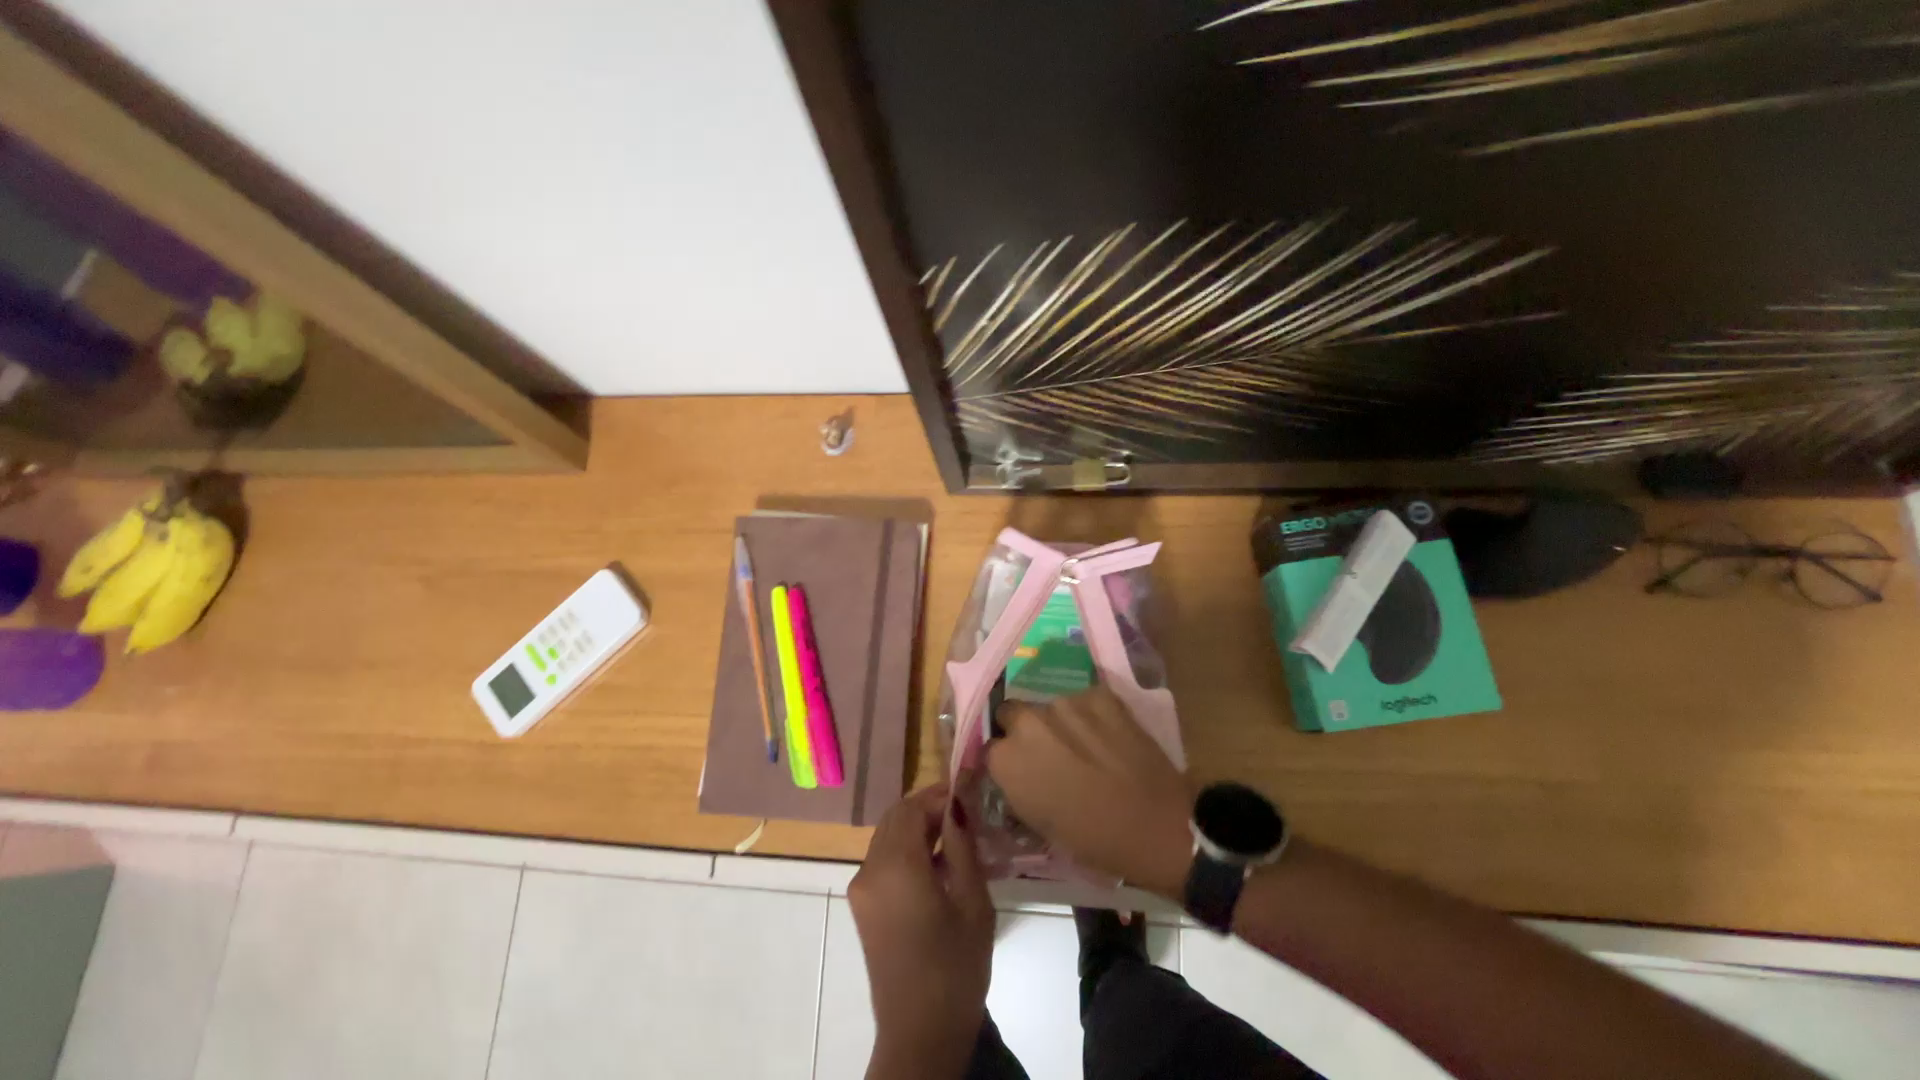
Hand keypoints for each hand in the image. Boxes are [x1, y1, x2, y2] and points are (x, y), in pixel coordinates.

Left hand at [849, 783, 994, 1079]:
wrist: (920, 1032)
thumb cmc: (956, 968)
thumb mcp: (972, 903)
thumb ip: (963, 847)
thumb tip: (959, 805)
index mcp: (895, 865)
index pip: (912, 807)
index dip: (940, 794)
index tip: (971, 790)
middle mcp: (869, 870)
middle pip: (895, 819)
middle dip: (928, 808)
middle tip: (967, 811)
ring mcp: (861, 890)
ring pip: (887, 839)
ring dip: (918, 829)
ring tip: (959, 837)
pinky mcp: (863, 907)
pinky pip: (884, 862)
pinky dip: (908, 851)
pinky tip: (939, 865)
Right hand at [987, 685, 1193, 898]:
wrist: (1157, 826)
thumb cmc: (1094, 839)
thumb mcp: (1040, 824)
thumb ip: (1020, 788)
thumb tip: (1019, 774)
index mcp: (1006, 759)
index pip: (990, 748)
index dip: (1006, 761)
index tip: (1022, 773)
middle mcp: (1028, 722)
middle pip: (1013, 714)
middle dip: (1025, 731)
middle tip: (1049, 755)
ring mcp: (1066, 703)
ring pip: (1051, 706)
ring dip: (1059, 722)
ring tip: (1084, 746)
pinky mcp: (1101, 696)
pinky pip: (1086, 701)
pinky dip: (1092, 715)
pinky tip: (1108, 736)